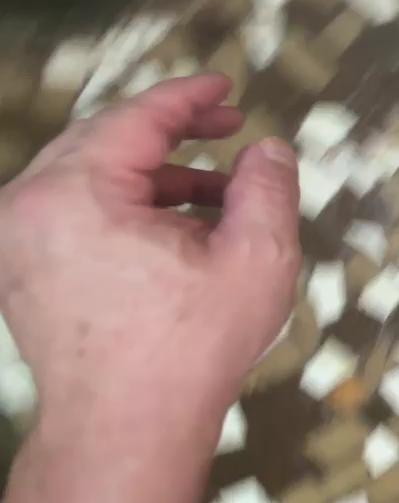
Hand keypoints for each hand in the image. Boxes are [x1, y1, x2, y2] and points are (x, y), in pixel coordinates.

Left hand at [0, 75, 300, 448]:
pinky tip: (189, 230)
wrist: (129, 417)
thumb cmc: (199, 336)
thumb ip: (266, 190)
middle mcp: (26, 207)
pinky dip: (138, 207)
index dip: (185, 98)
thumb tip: (269, 148)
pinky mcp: (25, 270)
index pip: (133, 121)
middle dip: (172, 131)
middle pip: (104, 144)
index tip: (226, 85)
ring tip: (227, 195)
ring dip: (163, 176)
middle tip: (231, 126)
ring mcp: (17, 241)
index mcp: (75, 194)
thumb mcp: (259, 255)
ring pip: (93, 180)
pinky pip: (80, 213)